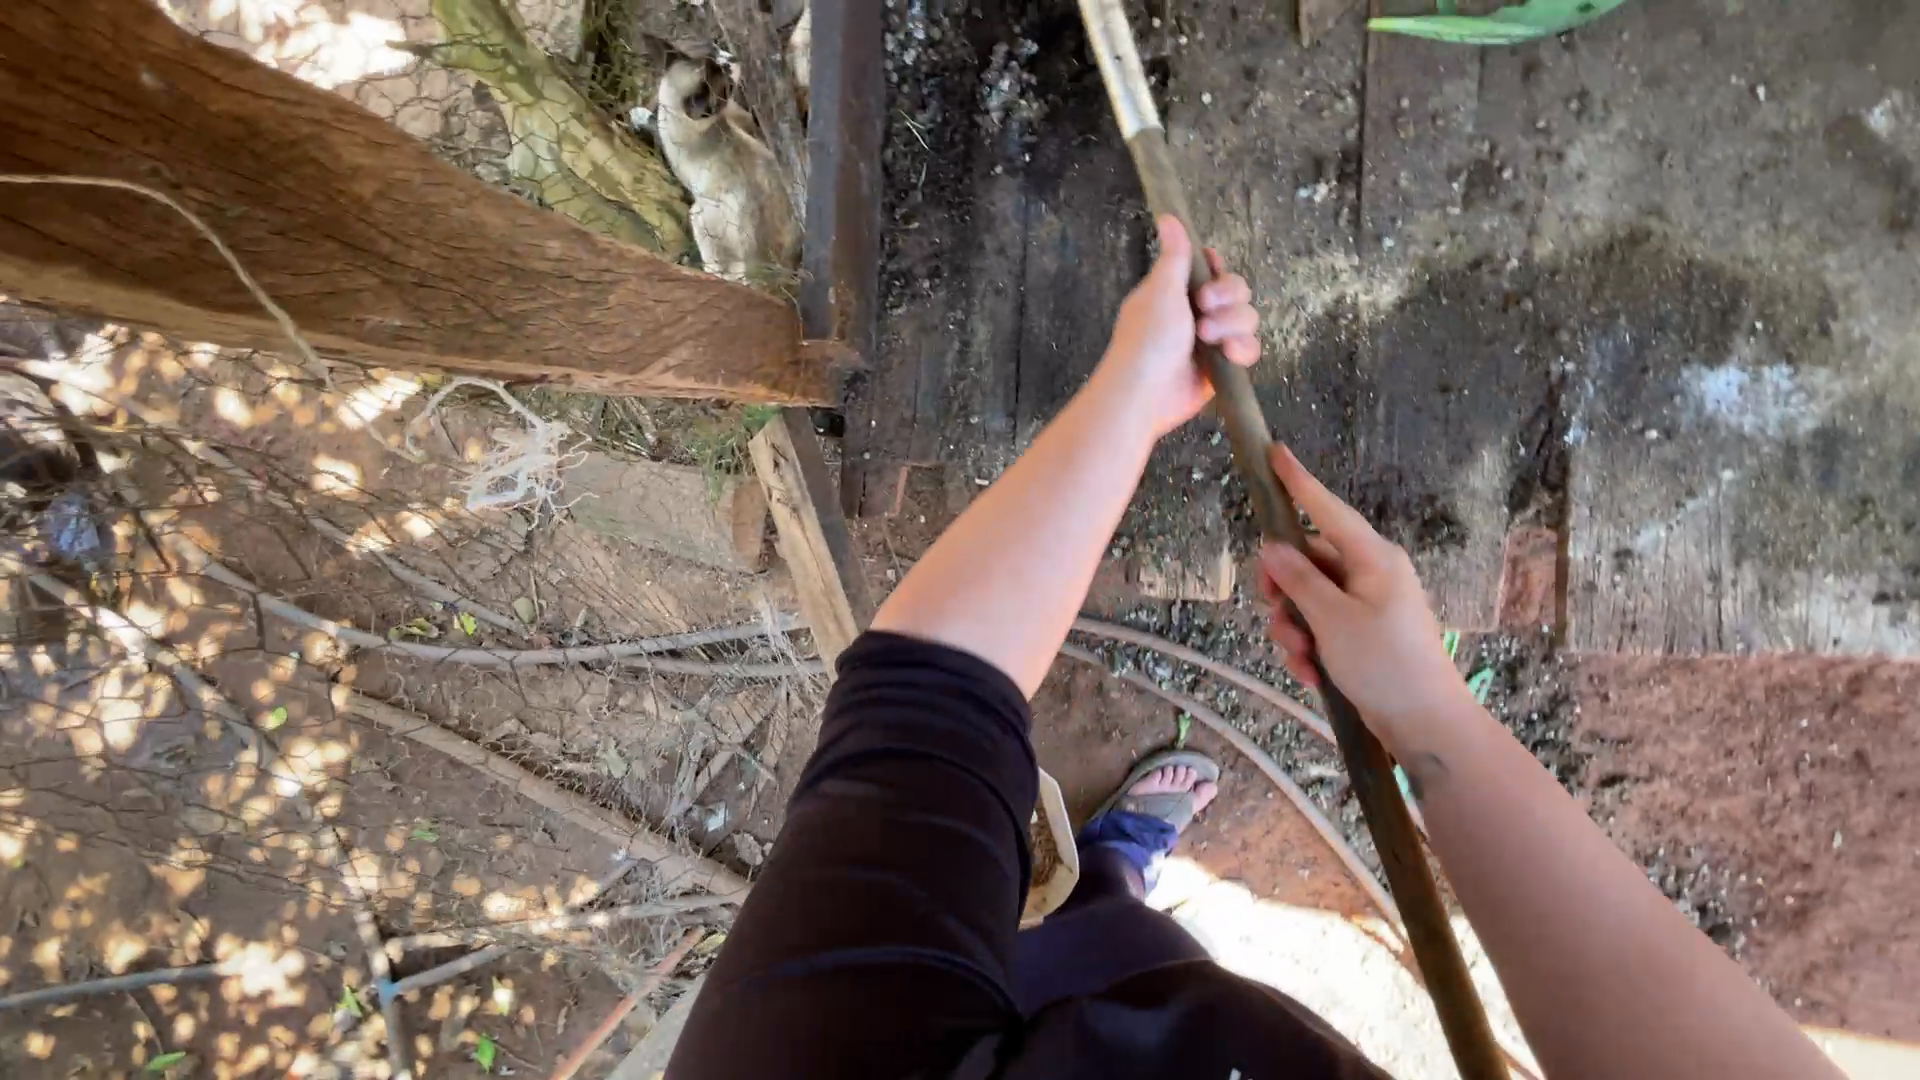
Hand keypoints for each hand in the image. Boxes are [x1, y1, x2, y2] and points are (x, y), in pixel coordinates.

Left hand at [1093, 215, 1259, 437]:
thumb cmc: (1147, 339)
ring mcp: (1209, 341)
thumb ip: (1175, 256)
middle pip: (1236, 290)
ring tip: (1207, 339)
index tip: (1208, 275)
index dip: (1217, 270)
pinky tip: (1228, 355)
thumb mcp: (1161, 290)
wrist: (1144, 394)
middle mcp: (1194, 314)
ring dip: (1232, 325)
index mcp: (1175, 292)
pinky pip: (1248, 348)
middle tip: (1205, 307)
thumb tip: (1167, 215)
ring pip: (1246, 319)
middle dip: (1228, 297)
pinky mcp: (1222, 366)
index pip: (1210, 269)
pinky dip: (1241, 350)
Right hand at [1257, 445, 1474, 750]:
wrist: (1426, 723)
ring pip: (1306, 599)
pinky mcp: (1360, 634)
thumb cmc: (1383, 662)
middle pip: (1305, 562)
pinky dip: (1308, 648)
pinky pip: (1318, 626)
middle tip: (1276, 616)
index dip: (1298, 482)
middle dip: (1283, 594)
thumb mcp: (1331, 618)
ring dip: (1293, 629)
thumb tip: (1272, 546)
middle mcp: (1369, 574)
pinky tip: (1311, 673)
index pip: (1327, 509)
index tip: (1275, 452)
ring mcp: (1365, 605)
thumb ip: (1297, 578)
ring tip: (1302, 658)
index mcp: (1372, 558)